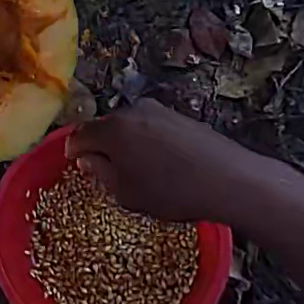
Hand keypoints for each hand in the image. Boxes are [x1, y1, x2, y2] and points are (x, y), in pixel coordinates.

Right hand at [65, 99, 257, 223]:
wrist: (230, 179)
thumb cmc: (172, 192)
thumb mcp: (127, 193)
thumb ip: (100, 172)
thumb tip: (88, 158)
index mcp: (112, 129)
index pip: (80, 134)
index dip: (73, 150)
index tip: (75, 163)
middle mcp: (132, 111)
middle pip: (105, 126)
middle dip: (101, 146)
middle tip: (106, 171)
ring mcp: (159, 110)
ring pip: (129, 126)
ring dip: (125, 143)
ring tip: (136, 170)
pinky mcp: (180, 116)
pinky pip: (151, 126)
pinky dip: (147, 141)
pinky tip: (161, 164)